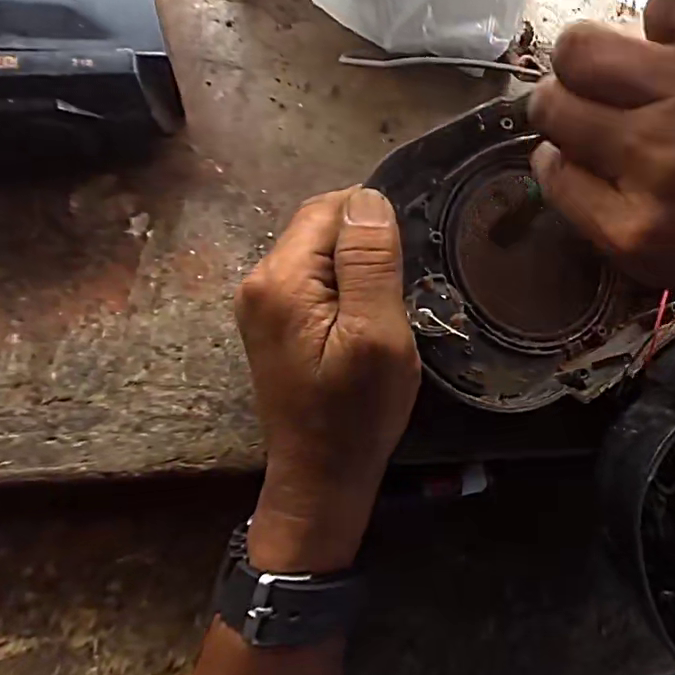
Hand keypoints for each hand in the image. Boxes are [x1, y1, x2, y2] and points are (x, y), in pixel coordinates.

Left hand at [234, 187, 420, 571]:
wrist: (322, 474)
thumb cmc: (357, 410)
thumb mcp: (377, 335)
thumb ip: (370, 264)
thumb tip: (368, 199)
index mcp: (282, 279)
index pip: (331, 209)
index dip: (376, 218)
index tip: (414, 250)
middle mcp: (260, 281)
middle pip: (321, 226)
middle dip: (368, 239)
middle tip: (410, 276)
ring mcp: (263, 303)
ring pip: (321, 251)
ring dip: (361, 261)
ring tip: (395, 295)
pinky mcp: (276, 321)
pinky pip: (316, 277)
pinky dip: (348, 281)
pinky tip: (371, 308)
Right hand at [528, 0, 674, 325]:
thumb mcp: (663, 272)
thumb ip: (602, 218)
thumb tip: (560, 155)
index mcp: (634, 227)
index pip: (549, 169)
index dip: (558, 160)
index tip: (576, 156)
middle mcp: (656, 157)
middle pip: (554, 102)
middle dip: (560, 109)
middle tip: (591, 114)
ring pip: (585, 45)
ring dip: (590, 61)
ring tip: (624, 77)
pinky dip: (668, 7)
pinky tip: (674, 41)